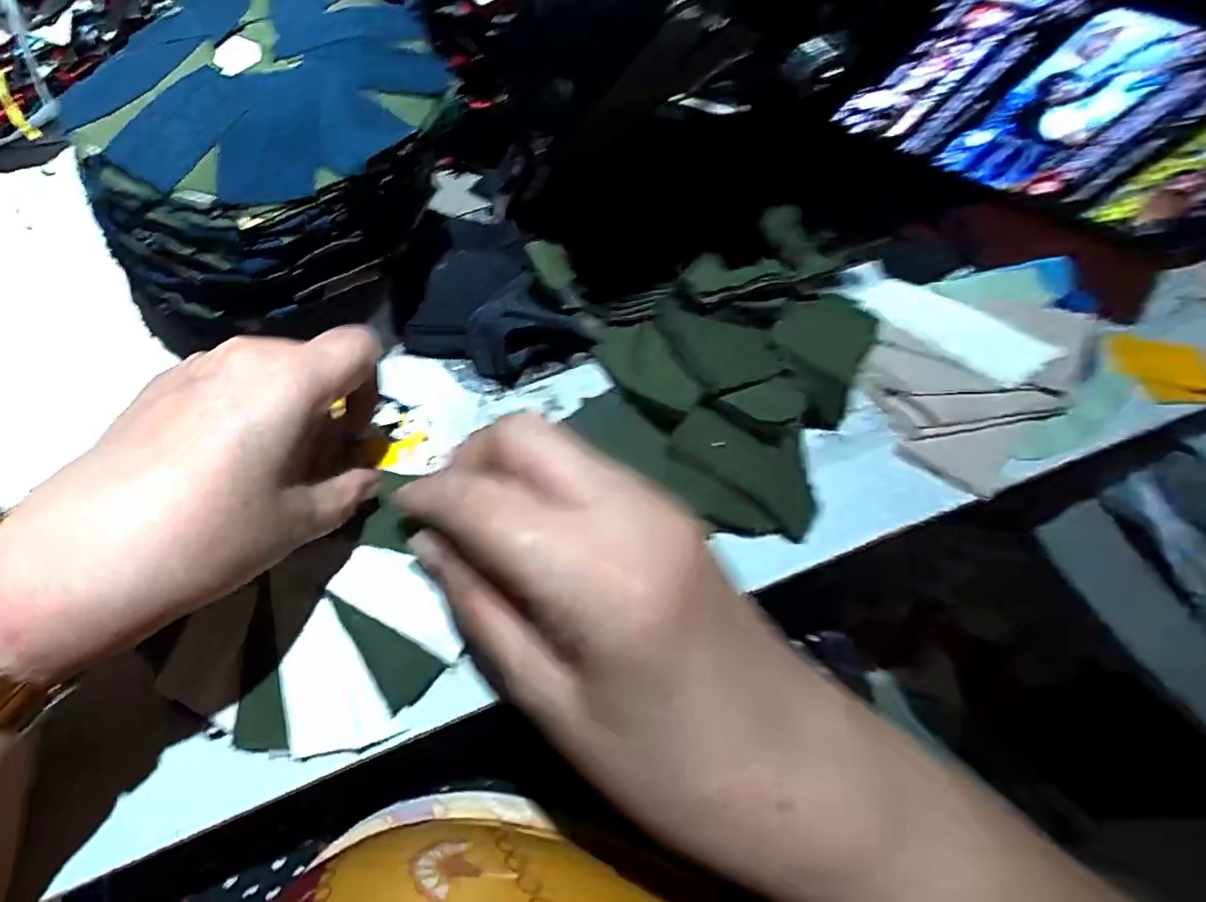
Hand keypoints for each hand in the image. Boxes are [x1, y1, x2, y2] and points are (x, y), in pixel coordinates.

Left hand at [0, 328, 381, 684]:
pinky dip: (240, 407)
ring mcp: (196, 362)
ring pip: (265, 369)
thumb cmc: (211, 535)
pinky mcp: (158, 381)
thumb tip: (367, 477)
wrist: (85, 550)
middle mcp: (245, 354)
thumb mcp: (296, 523)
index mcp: (289, 377)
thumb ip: (347, 491)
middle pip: (310, 359)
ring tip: (259, 466)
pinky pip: (222, 380)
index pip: (359, 346)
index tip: (350, 436)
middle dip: (325, 404)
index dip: (371, 386)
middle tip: (308, 464)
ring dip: (281, 406)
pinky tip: (209, 462)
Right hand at [398, 416, 1119, 901]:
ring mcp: (657, 499)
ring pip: (552, 438)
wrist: (808, 774)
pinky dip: (539, 479)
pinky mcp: (669, 506)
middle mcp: (629, 510)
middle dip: (466, 460)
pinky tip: (531, 533)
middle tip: (444, 517)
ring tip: (481, 527)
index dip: (429, 495)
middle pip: (521, 432)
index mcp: (598, 572)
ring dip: (502, 466)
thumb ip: (482, 610)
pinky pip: (582, 463)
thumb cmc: (670, 769)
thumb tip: (430, 542)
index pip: (484, 497)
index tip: (397, 510)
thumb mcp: (553, 708)